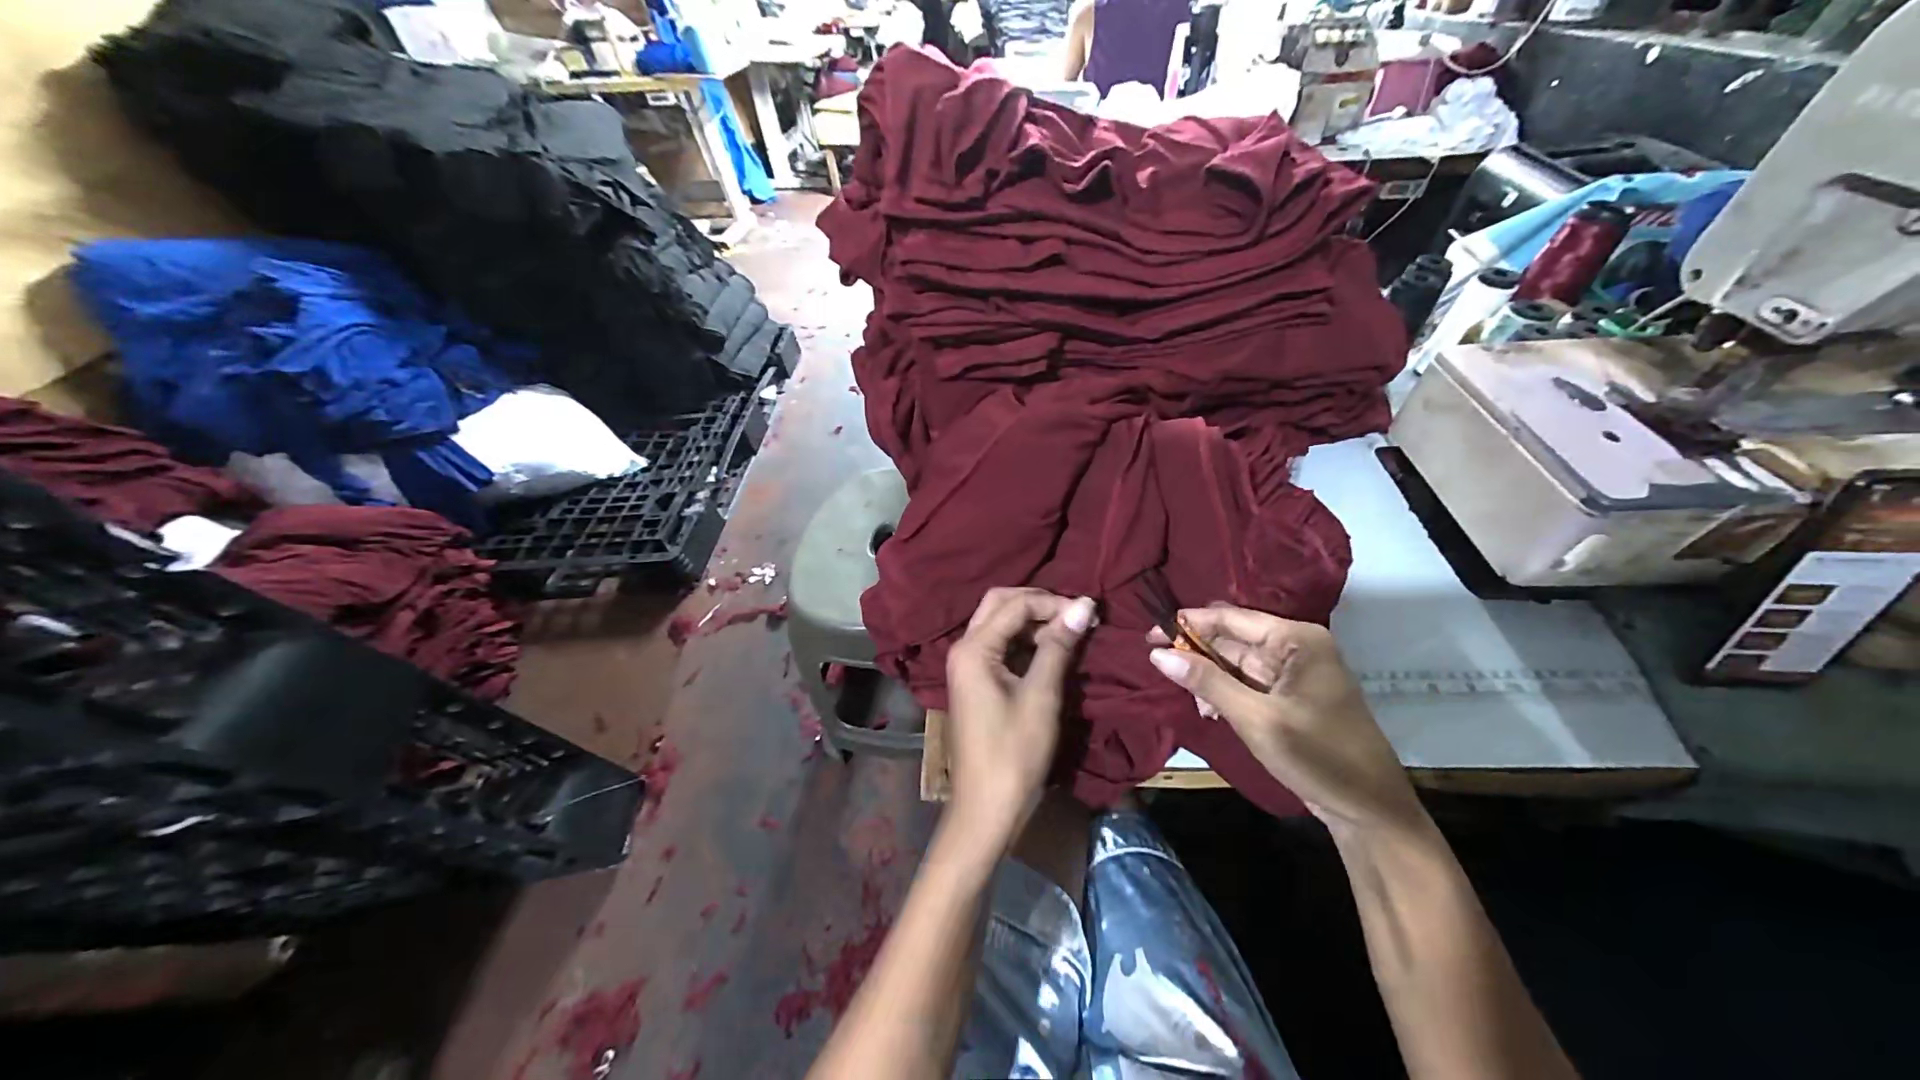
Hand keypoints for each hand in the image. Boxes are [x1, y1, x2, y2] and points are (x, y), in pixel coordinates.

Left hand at [944, 587, 1096, 852]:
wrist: (987, 807)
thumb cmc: (1014, 752)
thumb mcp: (1041, 695)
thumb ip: (1058, 645)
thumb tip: (1083, 604)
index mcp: (973, 648)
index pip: (1014, 604)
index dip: (1053, 602)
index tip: (1091, 612)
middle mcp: (964, 649)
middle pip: (1000, 606)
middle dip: (1039, 604)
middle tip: (1077, 615)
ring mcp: (968, 666)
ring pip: (1001, 626)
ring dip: (1034, 623)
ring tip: (1073, 632)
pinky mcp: (977, 683)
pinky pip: (1001, 648)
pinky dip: (1027, 644)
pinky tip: (1054, 652)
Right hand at [1147, 606, 1424, 840]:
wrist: (1369, 810)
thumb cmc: (1316, 756)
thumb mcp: (1255, 718)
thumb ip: (1206, 682)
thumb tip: (1157, 653)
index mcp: (1296, 640)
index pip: (1231, 618)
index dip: (1188, 623)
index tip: (1150, 634)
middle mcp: (1297, 648)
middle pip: (1233, 638)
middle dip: (1196, 650)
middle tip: (1157, 661)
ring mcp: (1295, 674)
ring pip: (1237, 662)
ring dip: (1209, 676)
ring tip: (1187, 696)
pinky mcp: (1292, 698)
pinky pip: (1248, 684)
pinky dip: (1226, 693)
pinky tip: (1208, 710)